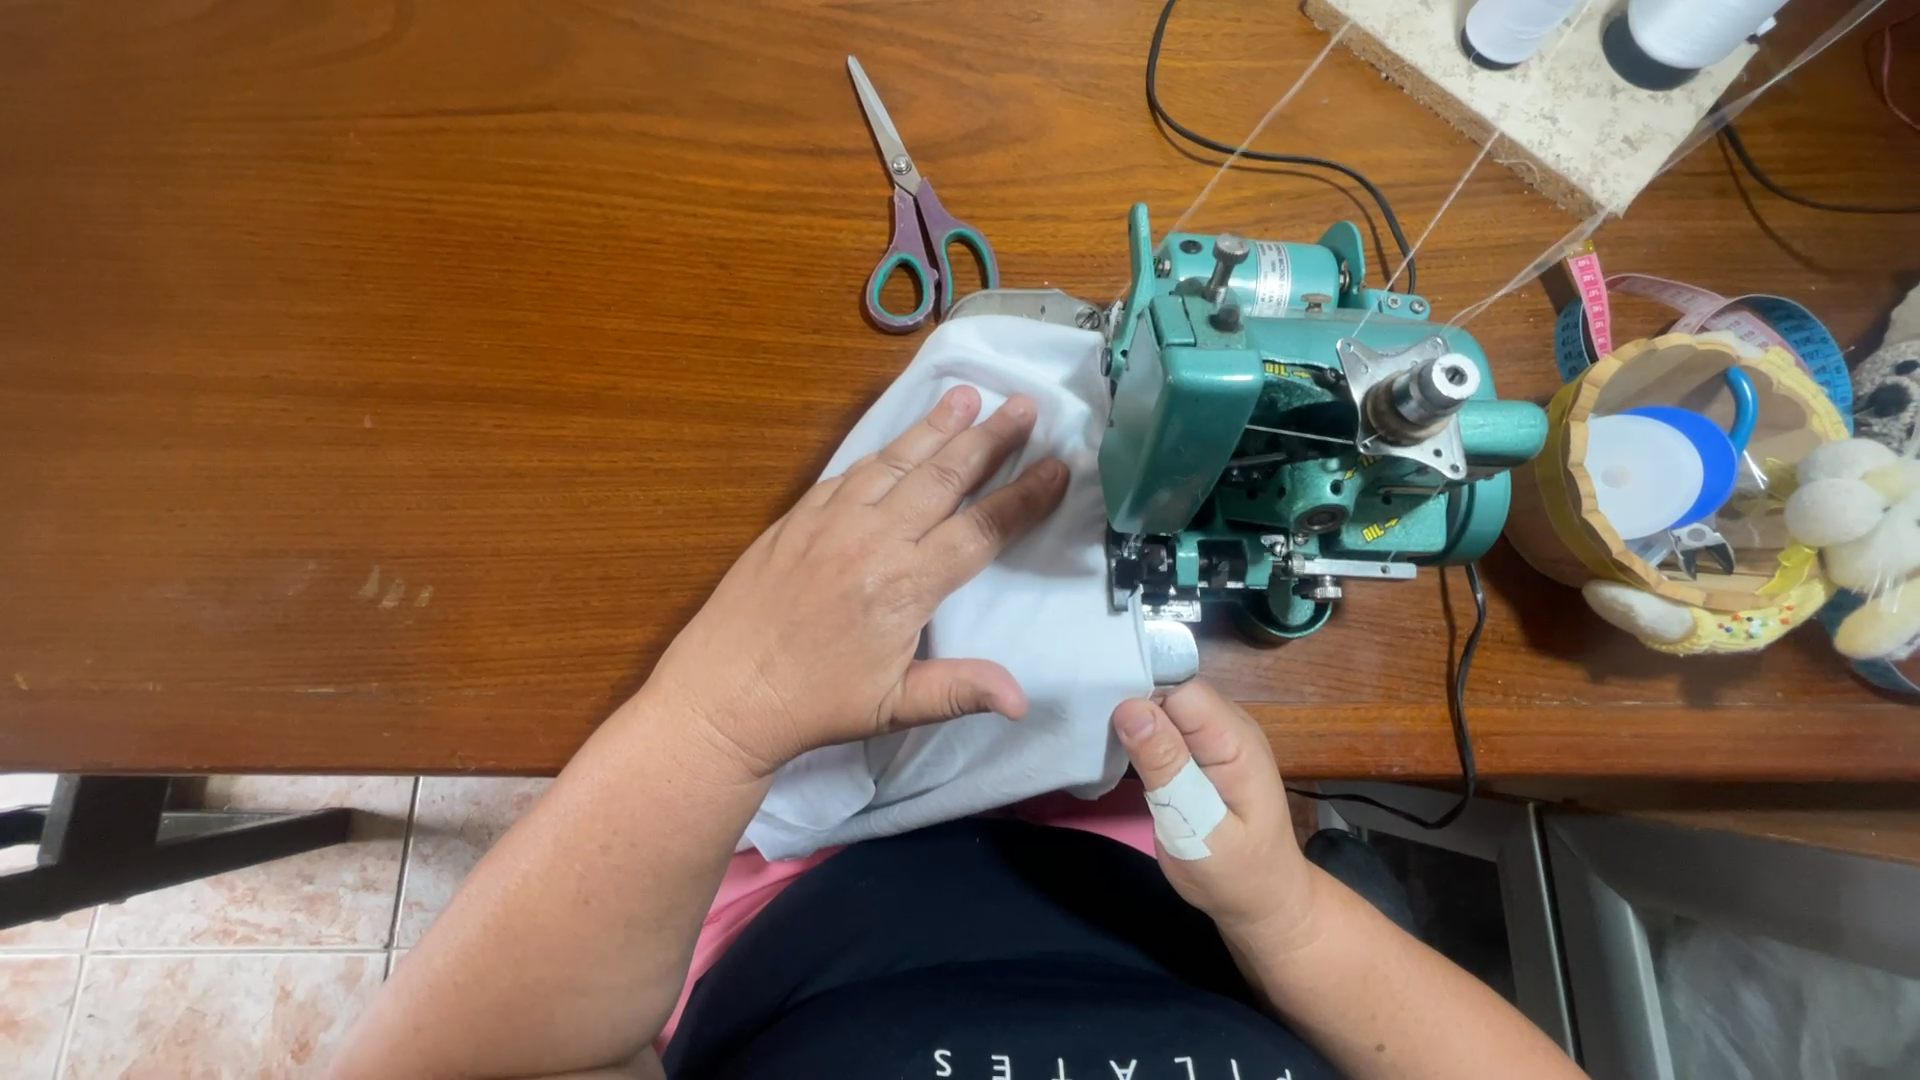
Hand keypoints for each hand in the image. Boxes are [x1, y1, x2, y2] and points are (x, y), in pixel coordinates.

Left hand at [648, 385, 1068, 777]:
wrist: (723, 692)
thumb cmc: (814, 705)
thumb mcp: (893, 708)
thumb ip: (959, 691)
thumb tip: (1023, 701)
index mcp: (905, 586)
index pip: (981, 530)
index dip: (1024, 497)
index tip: (1058, 466)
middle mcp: (873, 539)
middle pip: (945, 478)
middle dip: (990, 440)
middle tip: (1025, 407)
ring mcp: (832, 520)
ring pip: (897, 462)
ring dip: (936, 427)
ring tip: (968, 398)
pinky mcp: (799, 516)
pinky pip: (850, 471)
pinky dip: (883, 451)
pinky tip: (900, 440)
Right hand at [1111, 681, 1319, 944]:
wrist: (1264, 902)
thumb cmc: (1236, 874)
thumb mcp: (1198, 828)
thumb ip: (1166, 767)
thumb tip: (1129, 708)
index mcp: (1235, 741)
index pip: (1179, 692)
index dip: (1144, 704)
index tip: (1115, 731)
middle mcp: (1229, 726)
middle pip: (1171, 692)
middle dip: (1136, 710)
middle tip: (1108, 744)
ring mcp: (1217, 735)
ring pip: (1166, 705)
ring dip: (1137, 723)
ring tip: (1113, 749)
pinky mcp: (1202, 748)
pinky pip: (1167, 724)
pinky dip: (1144, 736)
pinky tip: (1130, 757)